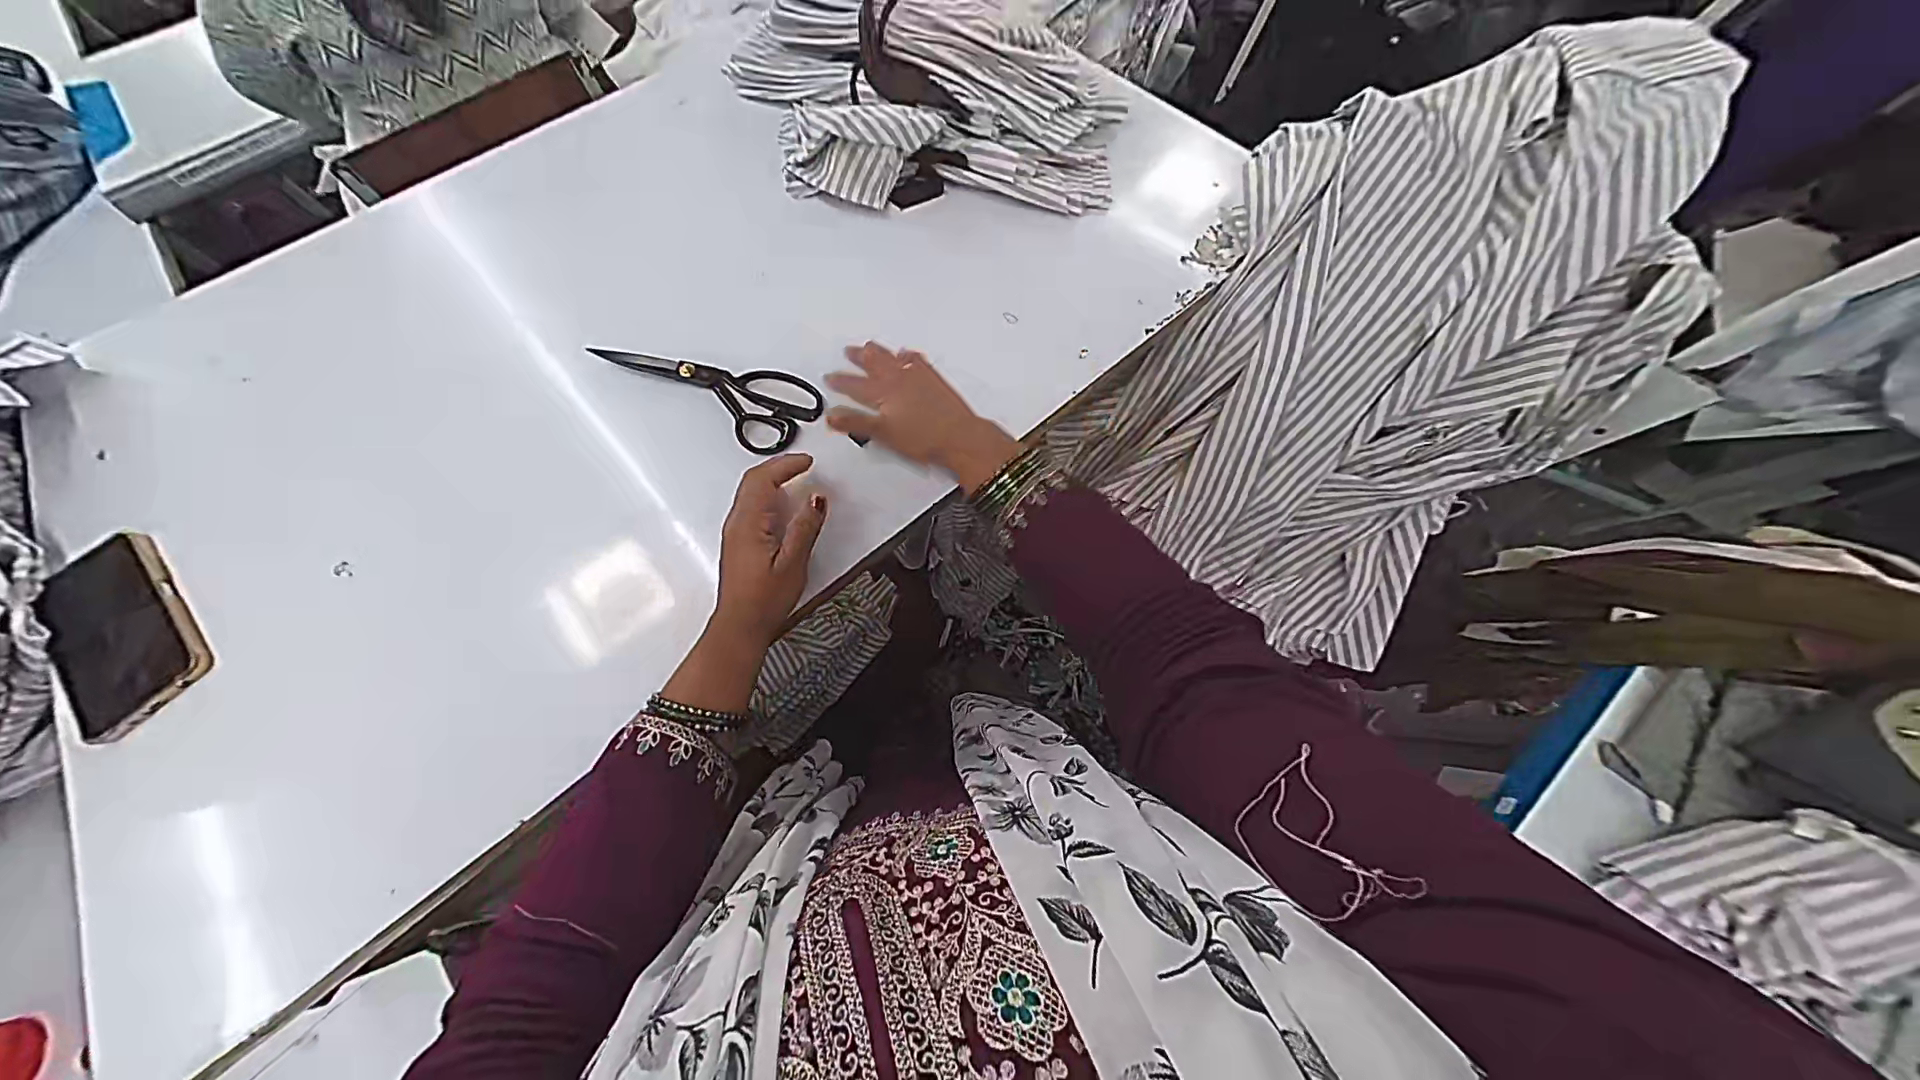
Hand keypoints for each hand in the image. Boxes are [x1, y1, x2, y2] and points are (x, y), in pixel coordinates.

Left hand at [712, 453, 827, 647]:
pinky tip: (784, 507)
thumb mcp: (792, 564)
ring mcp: (735, 533)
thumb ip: (805, 528)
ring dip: (773, 481)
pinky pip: (752, 508)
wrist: (741, 626)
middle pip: (753, 481)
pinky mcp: (739, 542)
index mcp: (748, 524)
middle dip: (779, 468)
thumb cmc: (761, 602)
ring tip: (796, 480)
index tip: (805, 462)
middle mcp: (737, 524)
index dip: (786, 465)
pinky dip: (770, 497)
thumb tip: (815, 500)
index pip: (763, 480)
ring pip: (751, 493)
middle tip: (801, 465)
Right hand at [826, 342, 1021, 493]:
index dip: (840, 382)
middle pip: (873, 362)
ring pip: (892, 357)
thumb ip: (856, 423)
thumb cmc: (926, 437)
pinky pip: (916, 360)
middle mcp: (899, 379)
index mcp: (883, 391)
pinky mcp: (934, 380)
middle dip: (858, 357)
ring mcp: (918, 377)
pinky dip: (907, 356)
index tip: (830, 378)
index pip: (854, 384)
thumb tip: (833, 417)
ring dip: (879, 351)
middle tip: (848, 351)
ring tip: (870, 346)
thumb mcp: (883, 434)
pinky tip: (907, 354)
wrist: (959, 437)